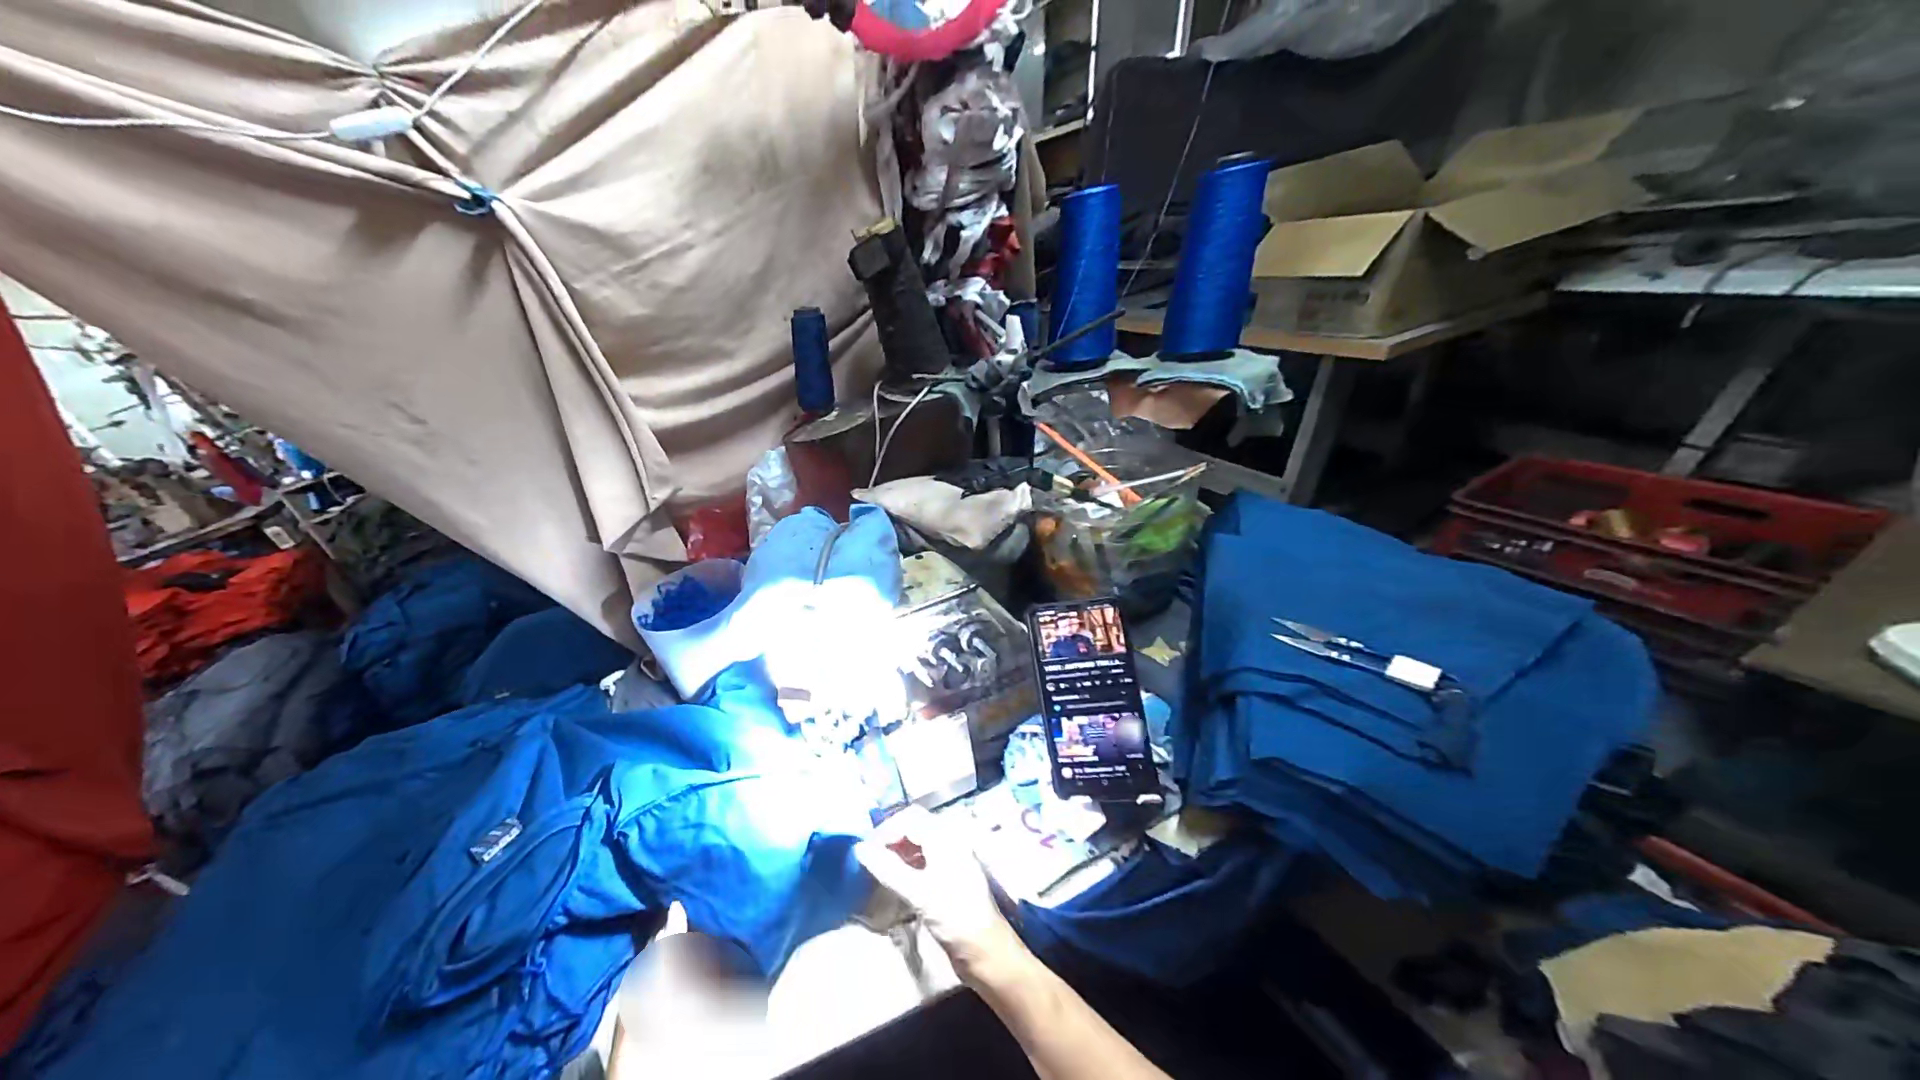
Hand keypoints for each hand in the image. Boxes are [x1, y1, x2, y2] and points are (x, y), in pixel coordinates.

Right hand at [855, 806, 1028, 981]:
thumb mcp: (919, 893)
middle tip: (870, 858)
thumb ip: (888, 869)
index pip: (909, 818)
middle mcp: (950, 841)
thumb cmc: (954, 917)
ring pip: (919, 841)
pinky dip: (907, 862)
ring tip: (878, 868)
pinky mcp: (950, 876)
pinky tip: (896, 879)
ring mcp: (951, 858)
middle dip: (891, 837)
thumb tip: (859, 849)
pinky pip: (924, 858)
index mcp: (946, 838)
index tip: (865, 851)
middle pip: (914, 825)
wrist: (986, 950)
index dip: (885, 831)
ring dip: (898, 850)